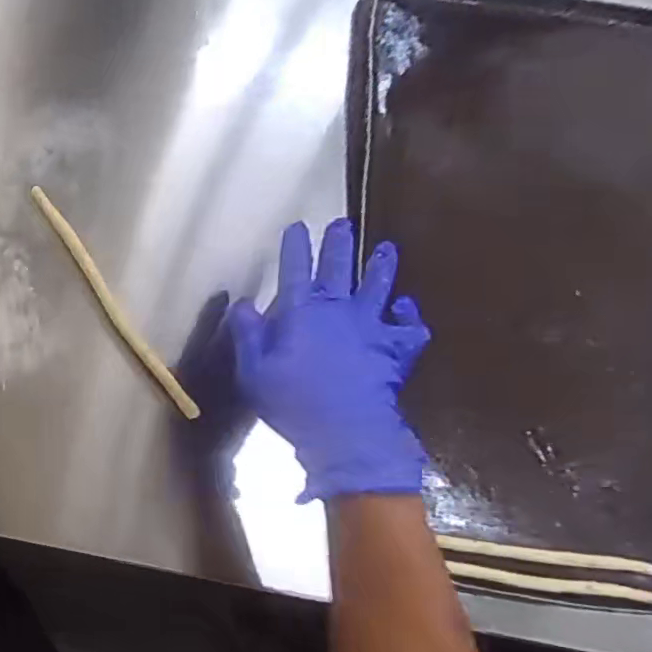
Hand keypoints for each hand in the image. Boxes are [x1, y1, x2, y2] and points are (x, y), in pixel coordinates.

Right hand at [228, 219, 430, 502]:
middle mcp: (339, 310)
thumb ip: (248, 336)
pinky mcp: (397, 347)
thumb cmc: (289, 401)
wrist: (346, 428)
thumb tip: (242, 305)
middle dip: (338, 245)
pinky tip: (406, 309)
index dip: (295, 248)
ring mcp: (373, 326)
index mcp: (301, 314)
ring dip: (382, 267)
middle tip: (341, 224)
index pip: (295, 272)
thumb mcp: (252, 372)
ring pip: (379, 288)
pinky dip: (408, 315)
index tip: (296, 226)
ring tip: (385, 249)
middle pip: (339, 269)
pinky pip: (409, 325)